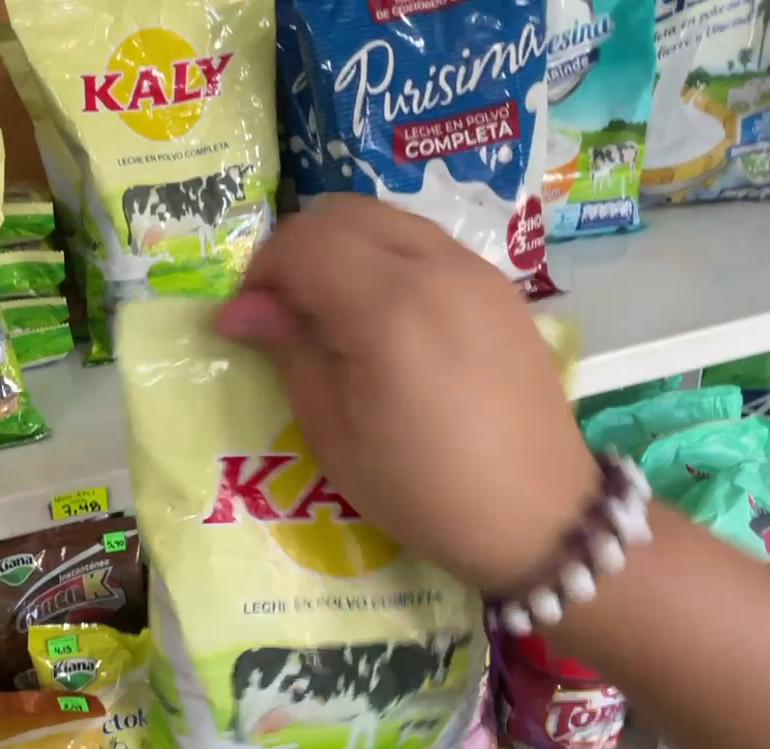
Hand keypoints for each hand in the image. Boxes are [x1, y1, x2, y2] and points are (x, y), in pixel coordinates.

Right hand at [213, 195, 596, 592]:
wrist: (531, 513)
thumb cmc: (417, 487)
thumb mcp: (332, 431)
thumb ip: (289, 351)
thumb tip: (238, 309)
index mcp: (388, 307)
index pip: (302, 243)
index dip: (259, 273)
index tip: (245, 321)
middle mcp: (437, 266)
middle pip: (342, 213)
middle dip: (295, 251)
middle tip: (280, 314)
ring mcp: (476, 270)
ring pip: (386, 220)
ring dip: (340, 250)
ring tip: (327, 317)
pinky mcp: (499, 287)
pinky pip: (425, 244)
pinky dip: (383, 260)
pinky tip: (382, 322)